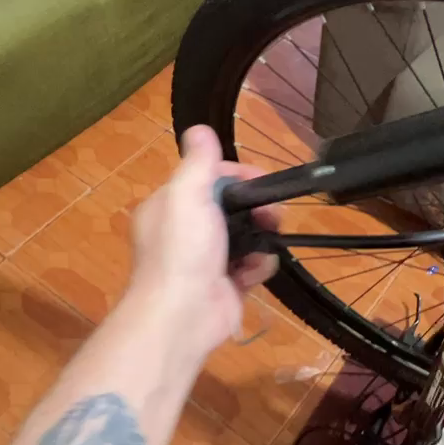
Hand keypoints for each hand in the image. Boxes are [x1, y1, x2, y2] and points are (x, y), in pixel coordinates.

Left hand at [127, 126, 280, 350]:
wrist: (182, 316)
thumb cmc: (183, 251)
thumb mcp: (187, 195)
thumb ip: (198, 162)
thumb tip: (200, 128)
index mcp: (169, 207)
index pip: (208, 178)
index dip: (237, 175)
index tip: (260, 179)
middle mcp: (185, 231)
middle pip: (232, 206)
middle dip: (257, 207)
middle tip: (274, 213)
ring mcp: (206, 259)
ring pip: (247, 235)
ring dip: (261, 237)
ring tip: (267, 241)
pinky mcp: (226, 284)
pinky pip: (252, 264)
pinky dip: (258, 266)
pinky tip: (255, 271)